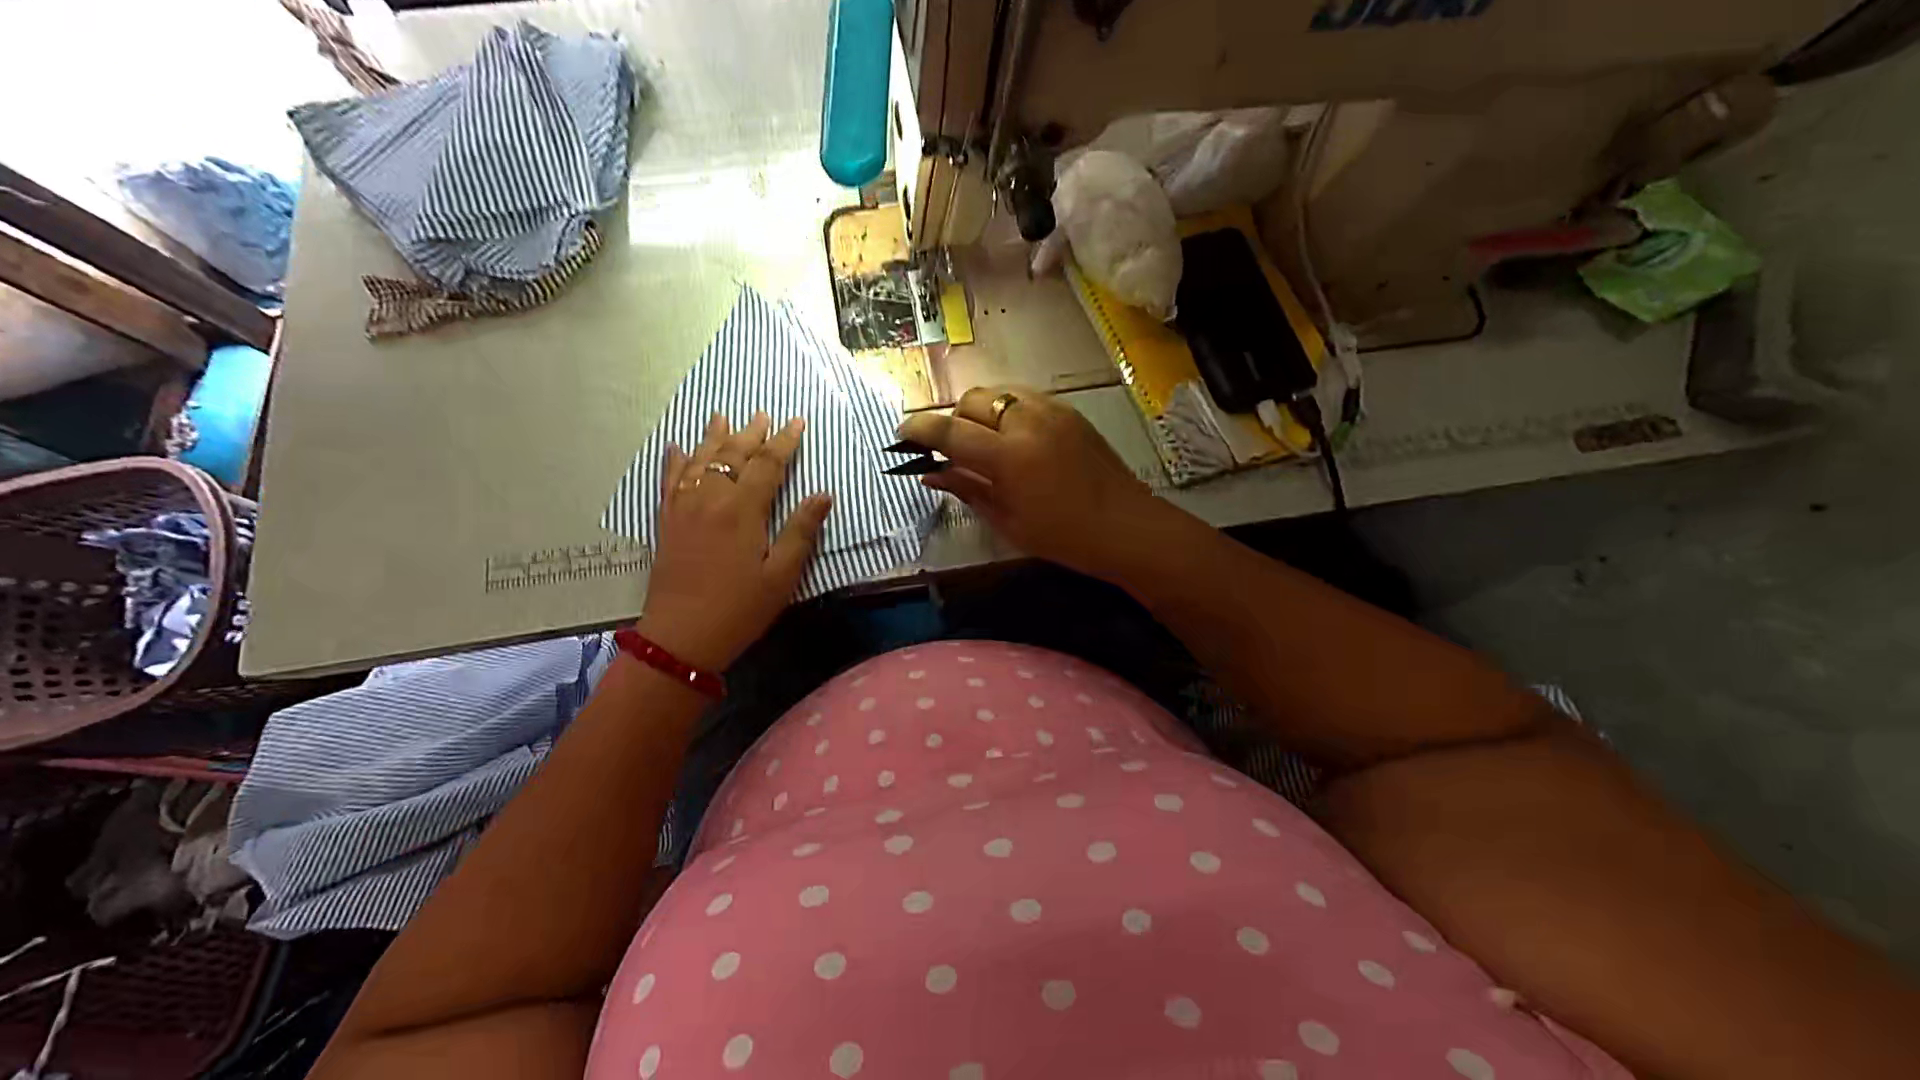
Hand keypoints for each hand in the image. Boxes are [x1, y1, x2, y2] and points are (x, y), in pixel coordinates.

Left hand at [637, 412, 831, 671]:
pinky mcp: (666, 522)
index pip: (767, 464)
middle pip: (732, 455)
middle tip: (763, 415)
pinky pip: (669, 481)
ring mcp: (683, 508)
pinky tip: (676, 448)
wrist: (681, 637)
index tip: (797, 423)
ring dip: (713, 438)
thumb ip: (801, 531)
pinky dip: (674, 461)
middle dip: (751, 433)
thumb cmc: (740, 609)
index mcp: (743, 510)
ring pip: (698, 461)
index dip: (784, 442)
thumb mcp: (782, 575)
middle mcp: (711, 499)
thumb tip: (823, 494)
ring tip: (722, 417)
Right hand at [897, 386, 1163, 580]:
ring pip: (998, 393)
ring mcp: (1051, 411)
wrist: (1127, 526)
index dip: (919, 429)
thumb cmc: (1064, 536)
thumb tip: (929, 473)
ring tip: (983, 443)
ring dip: (979, 412)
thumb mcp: (1007, 520)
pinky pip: (1023, 398)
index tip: (902, 433)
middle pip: (971, 401)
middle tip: (951, 451)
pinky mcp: (1068, 411)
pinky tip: (1013, 439)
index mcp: (1009, 457)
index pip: (950, 431)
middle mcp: (1027, 422)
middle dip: (953, 420)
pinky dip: (1006, 411)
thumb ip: (966, 489)